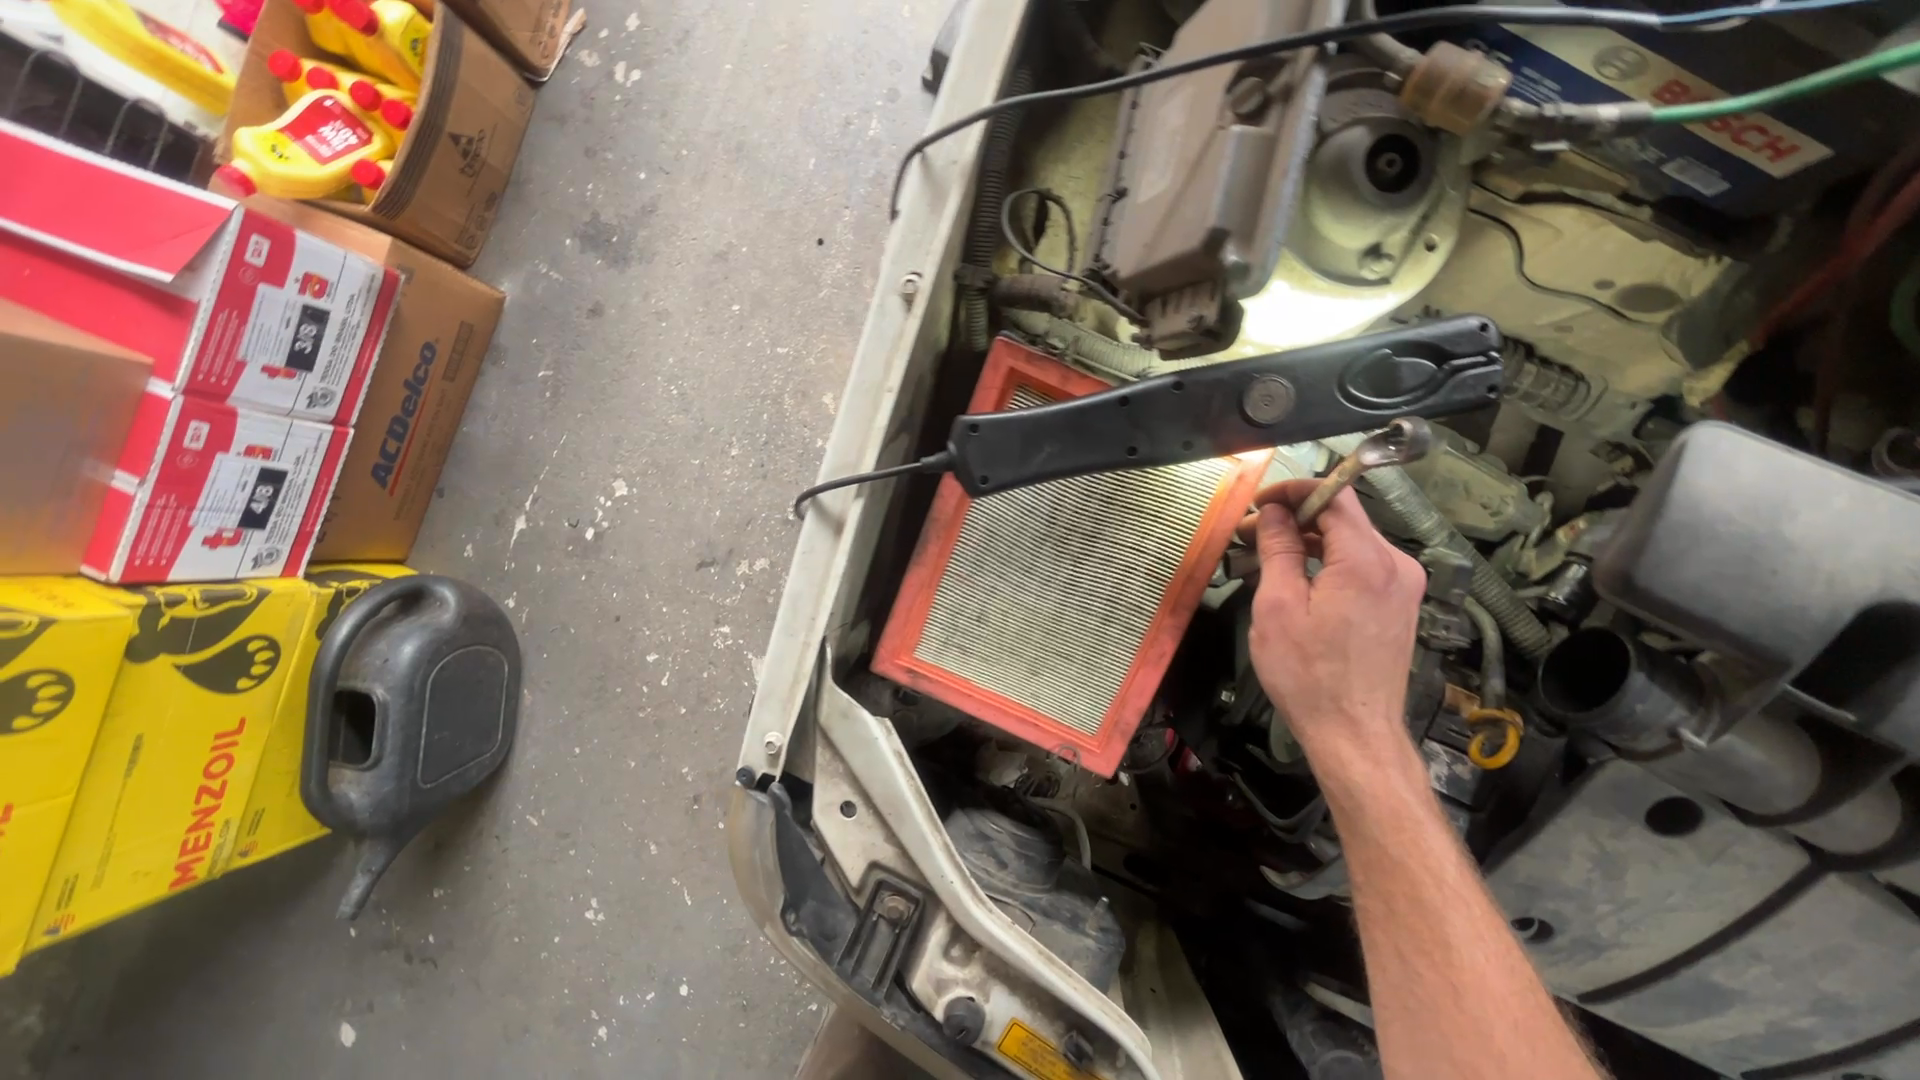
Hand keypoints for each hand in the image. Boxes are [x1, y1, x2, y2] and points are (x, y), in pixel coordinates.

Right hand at [1246, 479, 1425, 756]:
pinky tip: (1297, 579)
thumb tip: (1276, 512)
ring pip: (1352, 541)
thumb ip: (1278, 550)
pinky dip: (1327, 562)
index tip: (1259, 503)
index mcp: (1366, 560)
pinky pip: (1362, 565)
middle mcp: (1396, 564)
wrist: (1354, 733)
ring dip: (1309, 541)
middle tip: (1250, 534)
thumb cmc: (1308, 674)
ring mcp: (1403, 585)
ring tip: (1265, 556)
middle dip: (1296, 517)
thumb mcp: (1278, 607)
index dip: (1293, 489)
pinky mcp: (1400, 604)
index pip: (1335, 495)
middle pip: (1344, 517)